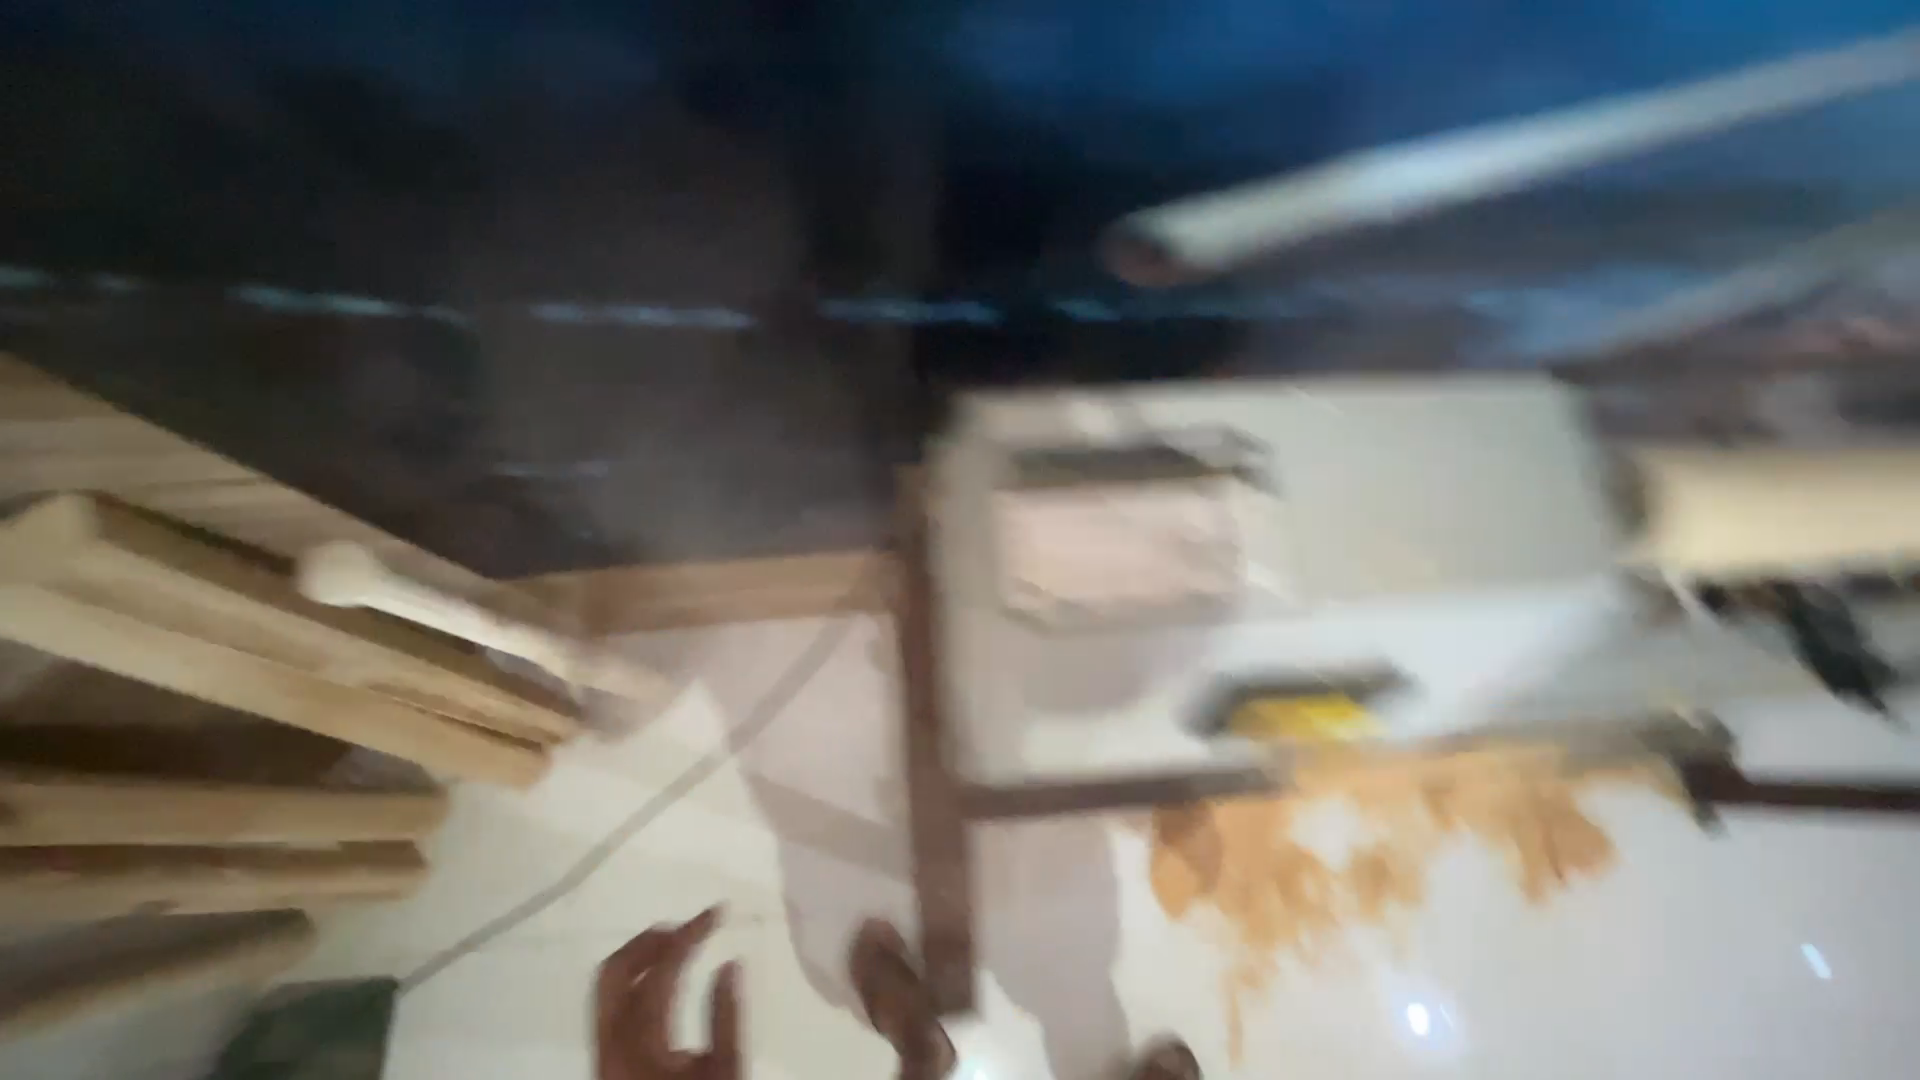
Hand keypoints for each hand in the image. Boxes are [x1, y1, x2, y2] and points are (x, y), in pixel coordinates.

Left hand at [595, 906, 742, 1079]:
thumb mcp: (726, 1072)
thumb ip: (727, 1016)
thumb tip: (730, 963)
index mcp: (641, 1045)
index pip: (661, 971)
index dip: (690, 934)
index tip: (718, 912)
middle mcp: (609, 1045)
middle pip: (613, 972)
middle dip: (651, 939)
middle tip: (689, 927)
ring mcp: (600, 1055)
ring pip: (605, 986)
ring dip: (640, 956)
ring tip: (678, 945)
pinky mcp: (604, 1063)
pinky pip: (609, 1005)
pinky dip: (634, 979)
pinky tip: (663, 979)